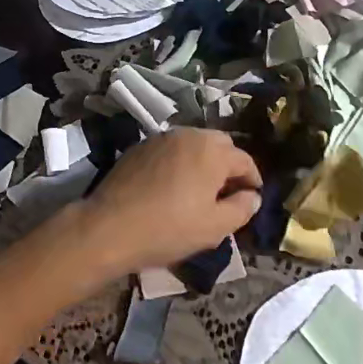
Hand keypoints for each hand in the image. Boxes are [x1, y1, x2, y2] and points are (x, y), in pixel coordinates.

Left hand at [75, 128, 261, 275]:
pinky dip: (179, 161)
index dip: (252, 180)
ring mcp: (159, 138)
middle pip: (218, 144)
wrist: (110, 226)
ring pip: (192, 143)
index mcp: (211, 150)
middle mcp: (186, 135)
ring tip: (201, 190)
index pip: (244, 160)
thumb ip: (242, 208)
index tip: (251, 198)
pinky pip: (169, 149)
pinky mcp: (138, 147)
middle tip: (227, 193)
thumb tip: (252, 196)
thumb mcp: (215, 226)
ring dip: (202, 161)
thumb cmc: (169, 228)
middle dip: (227, 164)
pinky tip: (174, 185)